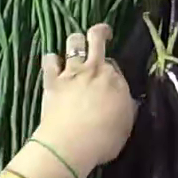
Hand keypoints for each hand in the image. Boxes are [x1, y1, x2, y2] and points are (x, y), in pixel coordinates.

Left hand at [35, 23, 135, 177]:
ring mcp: (72, 72)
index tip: (110, 77)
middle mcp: (95, 70)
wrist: (71, 144)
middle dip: (101, 32)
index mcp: (117, 81)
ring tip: (76, 44)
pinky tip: (53, 62)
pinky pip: (50, 59)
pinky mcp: (52, 80)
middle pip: (97, 39)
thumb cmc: (103, 141)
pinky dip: (52, 59)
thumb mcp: (125, 127)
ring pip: (74, 41)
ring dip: (75, 40)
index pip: (115, 65)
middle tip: (103, 34)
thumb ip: (126, 110)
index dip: (112, 69)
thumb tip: (127, 103)